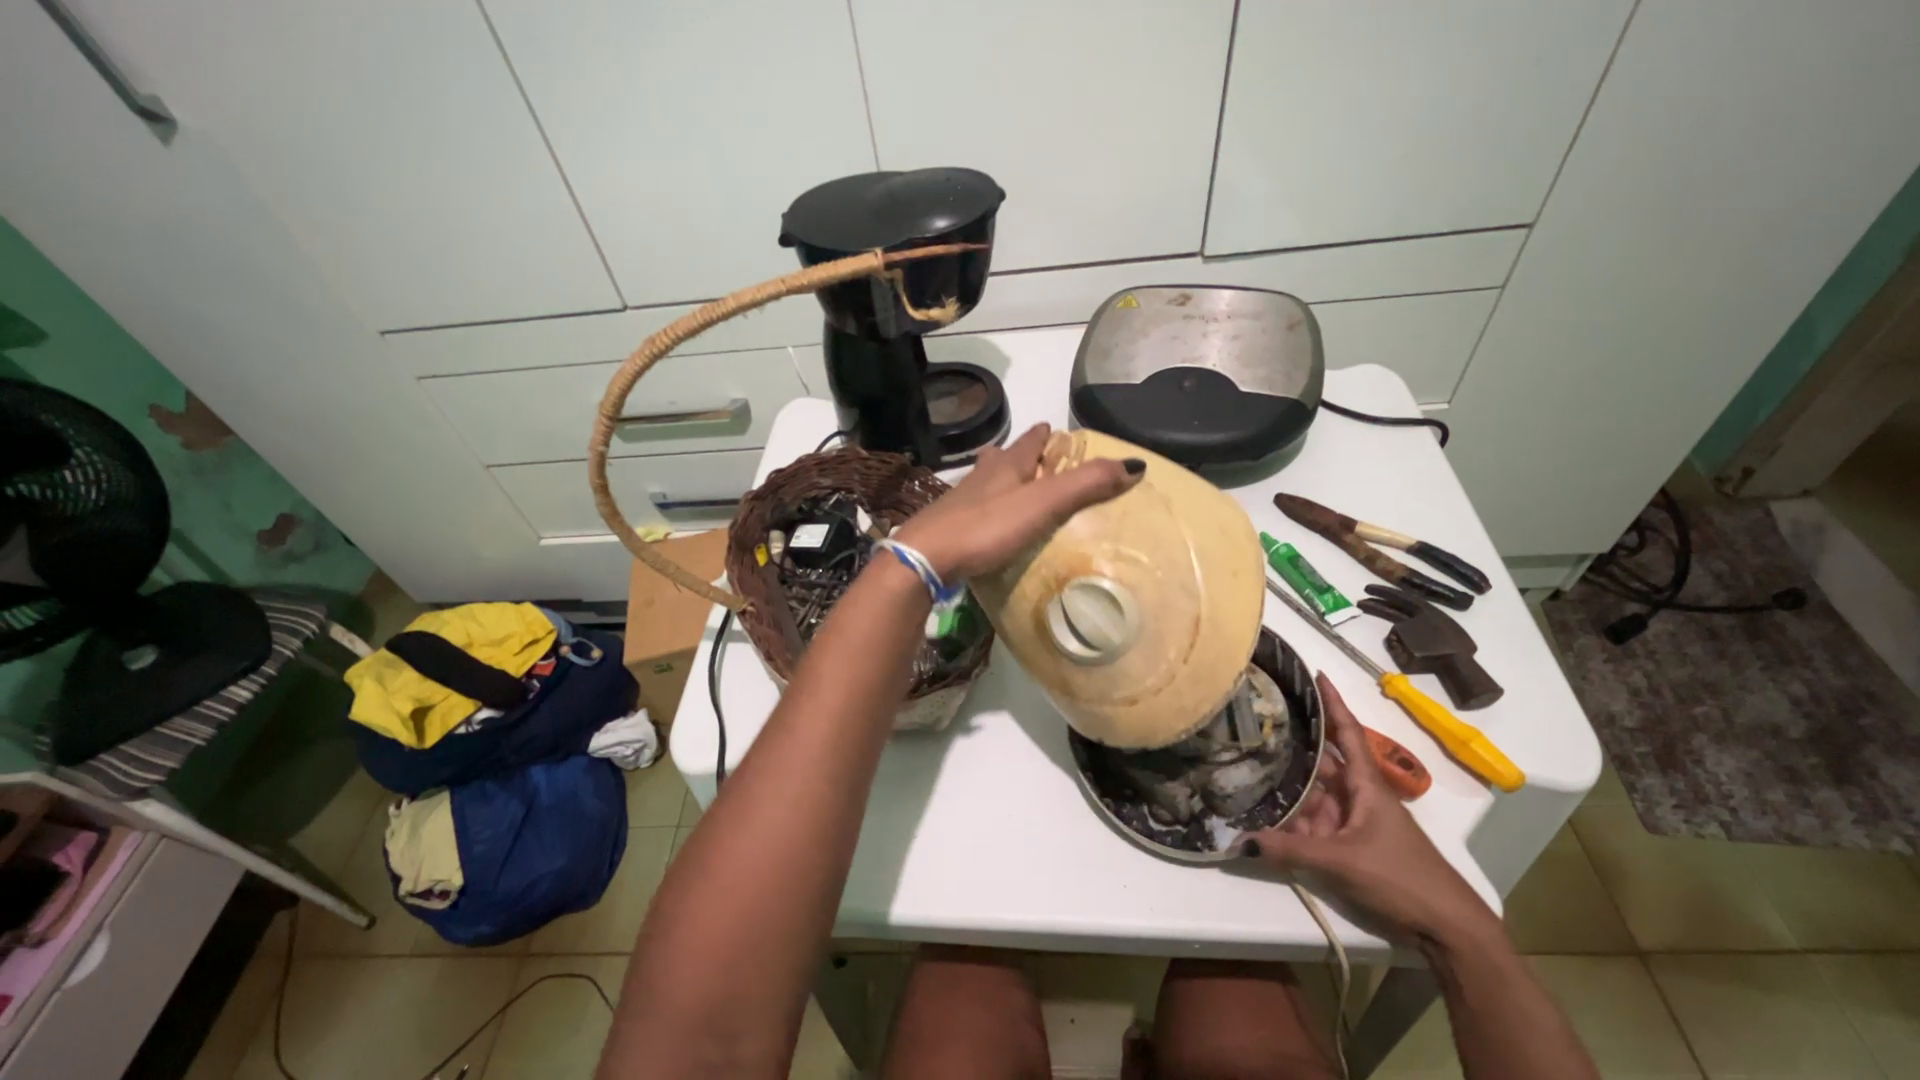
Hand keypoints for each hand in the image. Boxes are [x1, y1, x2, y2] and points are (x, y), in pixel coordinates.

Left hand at [892, 423, 1141, 581]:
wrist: (926, 557)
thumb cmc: (986, 526)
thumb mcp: (1042, 503)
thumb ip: (1085, 485)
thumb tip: (1134, 464)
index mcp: (1006, 465)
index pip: (1030, 441)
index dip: (1045, 434)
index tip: (1055, 429)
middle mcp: (983, 477)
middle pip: (1004, 457)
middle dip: (1021, 455)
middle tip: (1037, 459)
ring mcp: (962, 502)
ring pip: (987, 482)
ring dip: (1002, 479)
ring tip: (1014, 486)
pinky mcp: (950, 527)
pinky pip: (977, 511)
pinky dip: (990, 509)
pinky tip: (992, 524)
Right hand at [1240, 674, 1497, 945]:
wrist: (1445, 926)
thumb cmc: (1402, 879)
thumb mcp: (1342, 863)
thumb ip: (1288, 851)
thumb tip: (1236, 842)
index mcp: (1366, 786)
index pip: (1348, 734)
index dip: (1333, 704)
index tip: (1317, 674)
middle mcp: (1358, 798)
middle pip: (1322, 764)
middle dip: (1295, 744)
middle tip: (1258, 722)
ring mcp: (1354, 824)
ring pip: (1313, 797)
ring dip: (1287, 788)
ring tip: (1247, 766)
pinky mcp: (1350, 848)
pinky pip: (1314, 825)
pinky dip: (1291, 821)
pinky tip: (1263, 816)